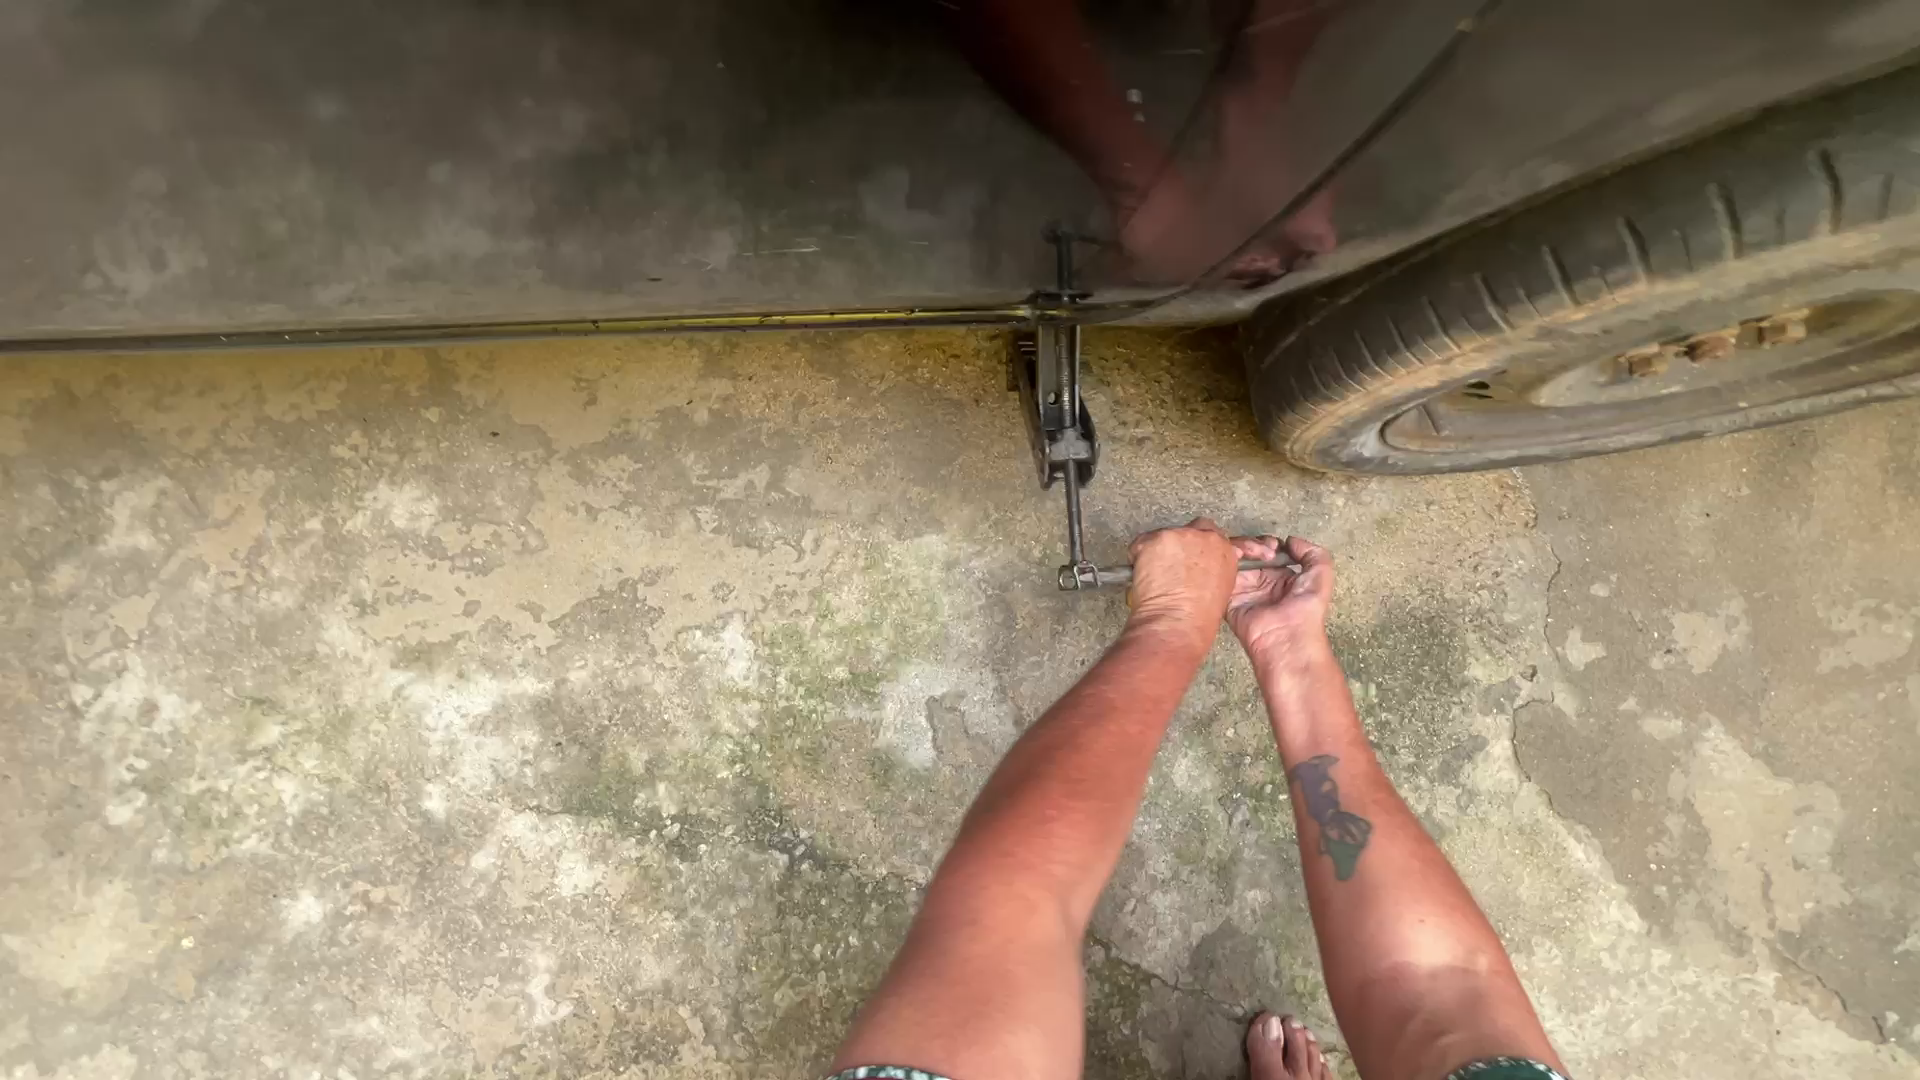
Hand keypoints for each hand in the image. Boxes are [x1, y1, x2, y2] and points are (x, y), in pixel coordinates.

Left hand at [1126, 518, 1238, 644]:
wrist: (1176, 621)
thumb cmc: (1196, 615)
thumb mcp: (1220, 588)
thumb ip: (1212, 569)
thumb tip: (1199, 568)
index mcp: (1222, 549)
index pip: (1208, 532)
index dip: (1193, 545)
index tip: (1185, 555)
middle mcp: (1202, 537)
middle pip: (1184, 531)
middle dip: (1174, 546)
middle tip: (1166, 567)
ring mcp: (1176, 536)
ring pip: (1161, 537)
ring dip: (1155, 552)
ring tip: (1156, 577)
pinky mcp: (1153, 541)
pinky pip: (1140, 544)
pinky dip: (1137, 557)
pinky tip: (1144, 576)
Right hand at [1225, 535, 1334, 663]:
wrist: (1285, 637)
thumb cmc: (1305, 612)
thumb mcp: (1321, 576)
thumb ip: (1313, 553)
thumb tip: (1289, 540)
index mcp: (1280, 577)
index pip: (1267, 551)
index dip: (1268, 543)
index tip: (1274, 547)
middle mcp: (1259, 581)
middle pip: (1248, 552)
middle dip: (1254, 544)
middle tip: (1263, 552)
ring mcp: (1242, 588)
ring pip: (1232, 558)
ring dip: (1240, 548)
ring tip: (1250, 553)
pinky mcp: (1227, 595)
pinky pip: (1219, 574)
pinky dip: (1224, 560)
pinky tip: (1234, 558)